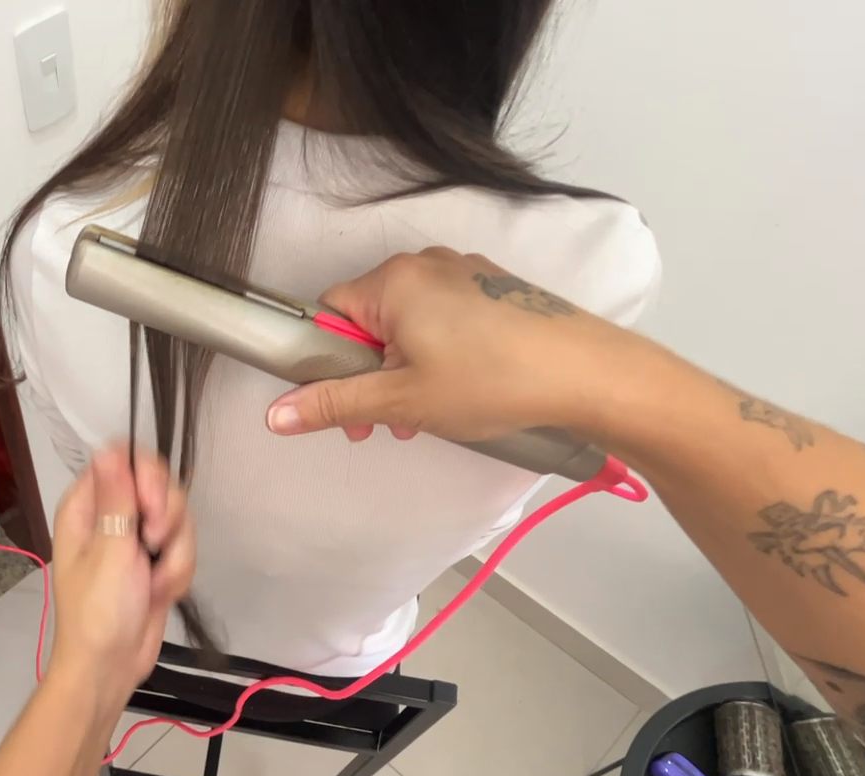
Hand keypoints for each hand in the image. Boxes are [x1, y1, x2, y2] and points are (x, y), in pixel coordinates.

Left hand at [47, 446, 194, 698]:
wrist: (111, 666)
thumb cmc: (99, 612)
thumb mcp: (109, 551)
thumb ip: (117, 498)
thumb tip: (108, 447)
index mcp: (87, 506)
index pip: (125, 459)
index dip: (147, 477)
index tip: (152, 506)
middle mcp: (112, 515)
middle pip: (159, 485)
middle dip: (168, 518)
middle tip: (155, 545)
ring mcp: (136, 538)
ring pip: (179, 518)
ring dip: (175, 555)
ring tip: (154, 584)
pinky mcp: (157, 560)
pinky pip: (184, 547)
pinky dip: (178, 572)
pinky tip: (161, 593)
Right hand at [265, 248, 655, 442]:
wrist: (589, 375)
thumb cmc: (491, 380)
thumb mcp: (399, 400)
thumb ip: (333, 404)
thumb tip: (275, 415)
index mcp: (393, 281)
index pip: (327, 314)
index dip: (325, 363)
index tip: (341, 402)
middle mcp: (425, 265)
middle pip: (364, 322)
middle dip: (363, 376)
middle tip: (378, 422)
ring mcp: (462, 272)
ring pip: (401, 326)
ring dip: (396, 373)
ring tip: (418, 415)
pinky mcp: (489, 289)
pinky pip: (436, 320)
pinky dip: (428, 357)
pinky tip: (449, 391)